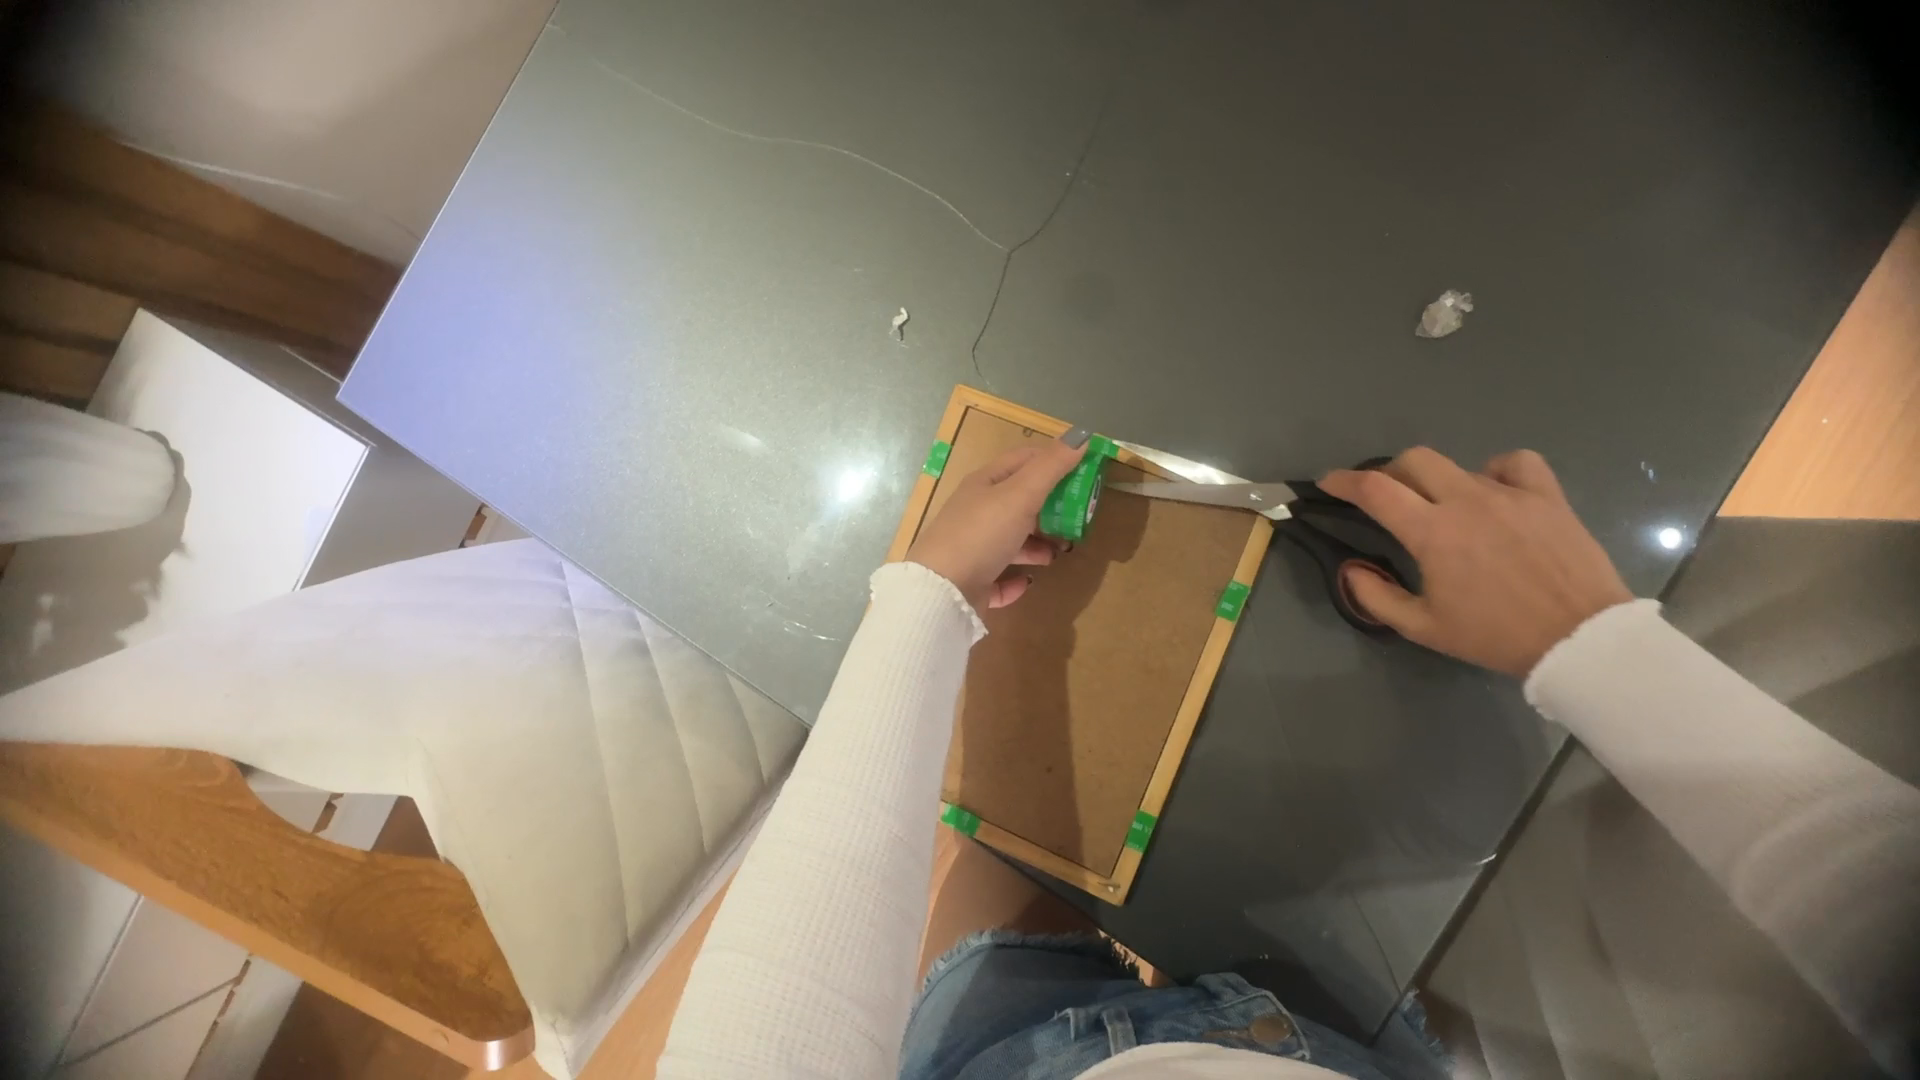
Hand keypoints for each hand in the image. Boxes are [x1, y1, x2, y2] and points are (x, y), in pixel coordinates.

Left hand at [908, 433, 1088, 612]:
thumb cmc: (982, 534)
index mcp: (984, 484)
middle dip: (1050, 508)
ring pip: (1012, 541)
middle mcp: (976, 512)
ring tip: (1059, 553)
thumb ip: (1051, 467)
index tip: (1083, 471)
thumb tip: (1081, 435)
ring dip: (1037, 545)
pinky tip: (1027, 582)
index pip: (1022, 460)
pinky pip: (998, 577)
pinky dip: (1015, 579)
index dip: (1053, 460)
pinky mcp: (972, 581)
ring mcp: (972, 548)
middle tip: (1078, 518)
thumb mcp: (1020, 494)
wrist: (941, 591)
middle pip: (1019, 503)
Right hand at [1318, 447, 1631, 676]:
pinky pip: (1515, 463)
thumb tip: (1350, 569)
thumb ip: (1376, 596)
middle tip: (1385, 496)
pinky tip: (1493, 490)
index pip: (1374, 489)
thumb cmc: (1494, 636)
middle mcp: (1466, 501)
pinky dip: (1495, 470)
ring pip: (1457, 464)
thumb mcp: (1422, 627)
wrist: (1581, 639)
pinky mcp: (1547, 497)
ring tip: (1440, 503)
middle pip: (1412, 461)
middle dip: (1388, 473)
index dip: (1343, 481)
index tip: (1329, 483)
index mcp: (1431, 532)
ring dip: (1436, 479)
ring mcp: (1510, 494)